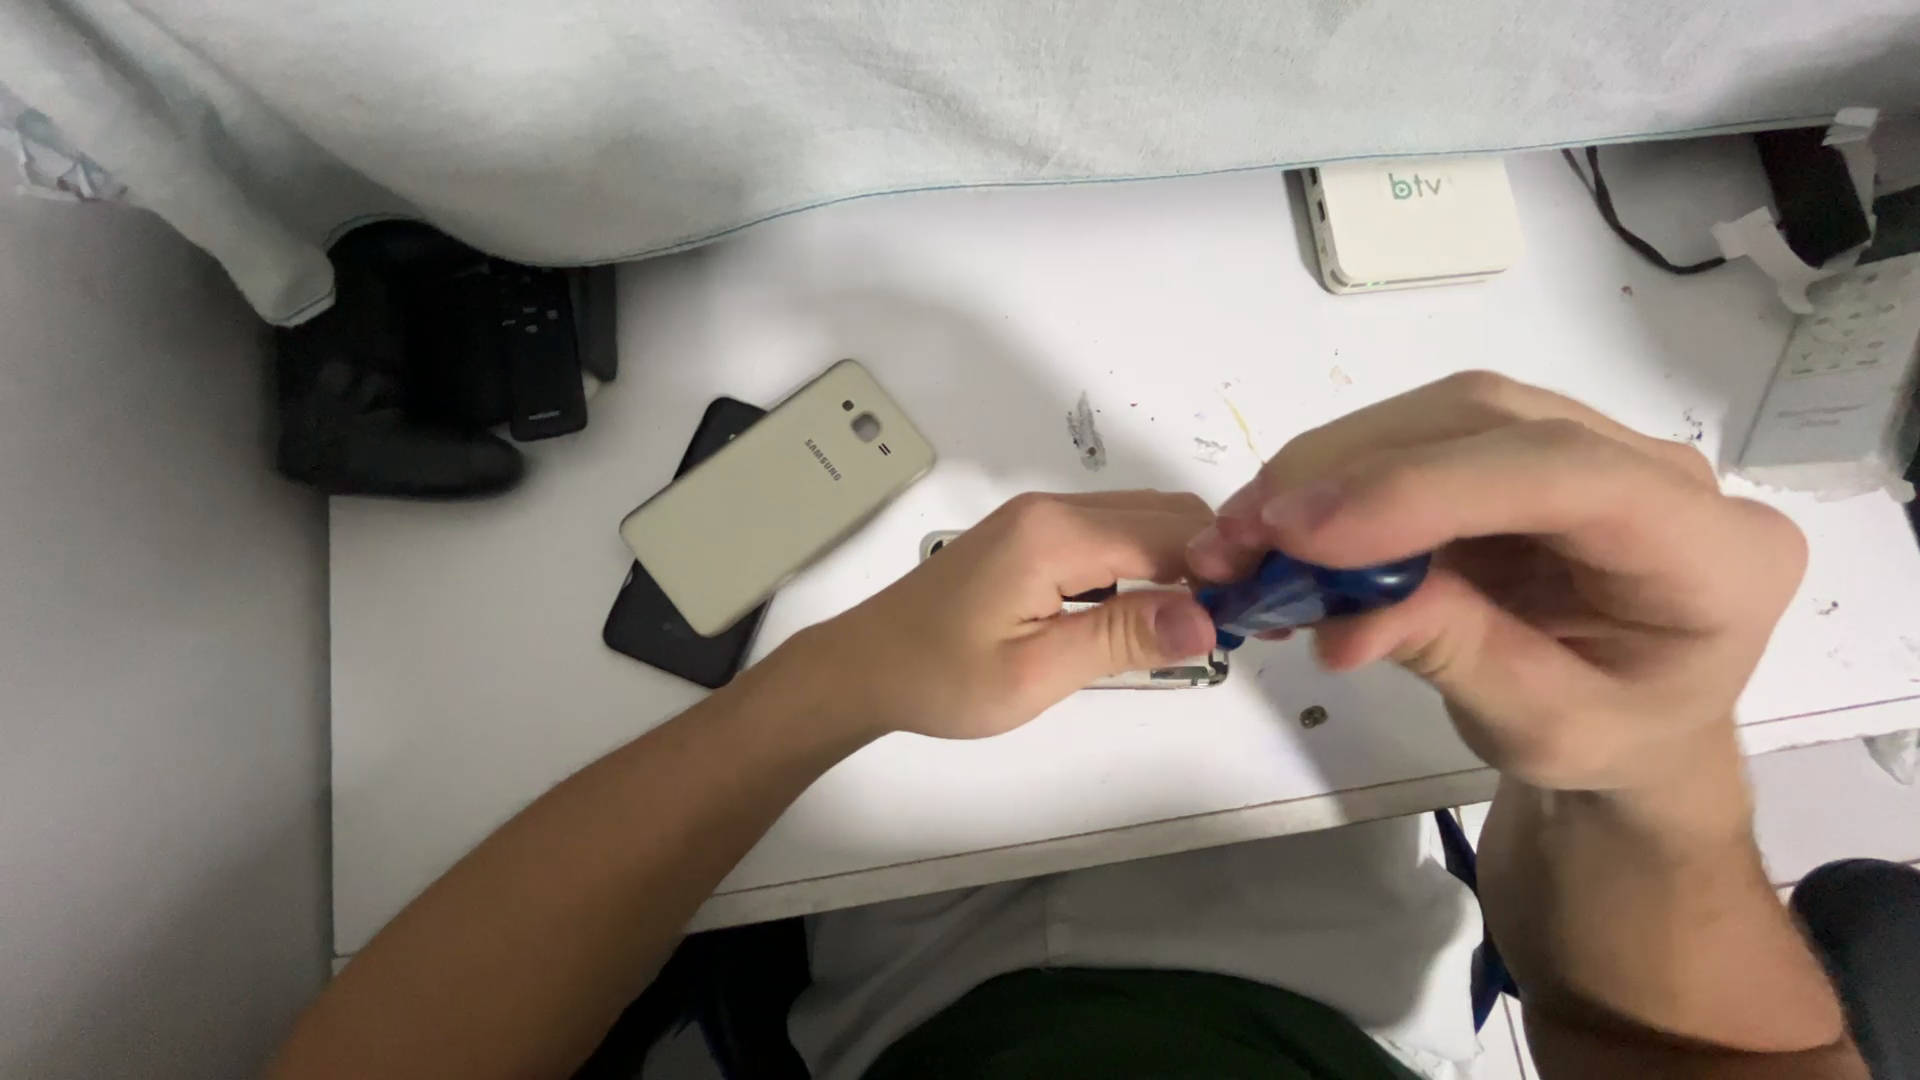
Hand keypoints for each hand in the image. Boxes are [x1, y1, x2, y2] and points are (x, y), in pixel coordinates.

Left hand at [792, 491, 1218, 740]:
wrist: (865, 666)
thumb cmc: (941, 678)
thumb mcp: (1036, 671)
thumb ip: (1122, 637)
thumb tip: (1209, 619)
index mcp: (1055, 533)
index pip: (1172, 533)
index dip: (1223, 571)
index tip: (1253, 622)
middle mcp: (1051, 509)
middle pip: (1162, 514)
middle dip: (1208, 563)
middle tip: (1227, 630)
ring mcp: (1038, 518)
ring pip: (1137, 521)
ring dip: (1175, 564)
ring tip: (1192, 627)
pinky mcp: (1028, 537)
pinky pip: (1106, 536)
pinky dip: (1139, 565)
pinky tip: (1142, 612)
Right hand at [1187, 372, 1805, 795]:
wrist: (1623, 726)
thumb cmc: (1607, 743)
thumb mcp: (1542, 730)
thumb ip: (1456, 656)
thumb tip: (1339, 619)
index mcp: (1708, 551)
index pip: (1560, 475)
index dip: (1418, 489)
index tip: (1294, 533)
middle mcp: (1653, 473)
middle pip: (1481, 419)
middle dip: (1345, 469)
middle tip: (1241, 532)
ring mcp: (1576, 450)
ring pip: (1432, 415)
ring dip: (1321, 467)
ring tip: (1242, 532)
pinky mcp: (1504, 458)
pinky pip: (1405, 440)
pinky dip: (1327, 479)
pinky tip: (1278, 522)